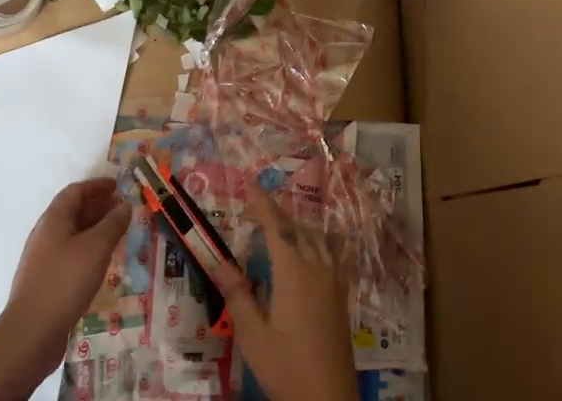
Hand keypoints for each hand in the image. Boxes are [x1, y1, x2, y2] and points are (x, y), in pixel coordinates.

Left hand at [6, 177, 132, 352]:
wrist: (31, 332)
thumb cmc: (65, 281)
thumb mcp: (96, 248)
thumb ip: (113, 223)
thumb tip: (124, 205)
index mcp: (53, 219)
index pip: (75, 191)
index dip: (96, 186)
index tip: (117, 186)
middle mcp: (44, 234)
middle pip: (71, 211)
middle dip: (97, 207)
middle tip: (121, 210)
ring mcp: (42, 258)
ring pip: (71, 234)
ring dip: (93, 229)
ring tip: (116, 235)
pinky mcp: (44, 280)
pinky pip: (68, 254)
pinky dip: (86, 249)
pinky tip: (99, 263)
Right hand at [213, 187, 359, 400]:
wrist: (329, 397)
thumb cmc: (286, 366)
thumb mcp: (253, 335)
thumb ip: (238, 294)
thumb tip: (219, 260)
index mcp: (293, 270)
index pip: (276, 226)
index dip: (262, 203)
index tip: (249, 183)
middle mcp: (316, 266)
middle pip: (297, 228)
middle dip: (277, 214)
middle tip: (257, 206)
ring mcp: (333, 280)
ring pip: (317, 239)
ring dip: (298, 226)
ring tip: (281, 225)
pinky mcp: (342, 295)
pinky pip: (333, 254)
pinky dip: (319, 242)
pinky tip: (315, 250)